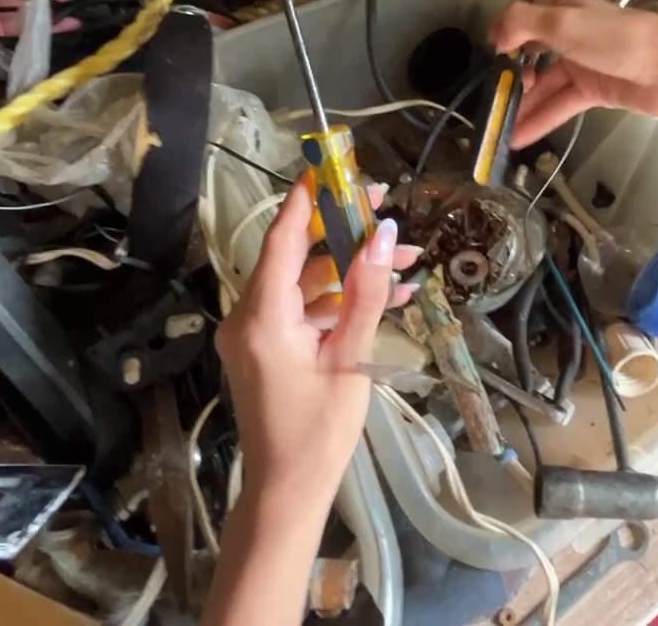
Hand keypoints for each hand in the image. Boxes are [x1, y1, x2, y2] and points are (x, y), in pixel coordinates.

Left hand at [215, 181, 418, 507]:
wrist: (288, 492)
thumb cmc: (318, 431)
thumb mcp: (350, 358)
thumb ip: (365, 294)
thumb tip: (380, 235)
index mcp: (261, 317)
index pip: (281, 238)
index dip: (305, 197)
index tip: (330, 165)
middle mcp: (249, 316)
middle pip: (297, 255)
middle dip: (345, 232)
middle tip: (385, 206)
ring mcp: (257, 332)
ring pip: (308, 281)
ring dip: (354, 270)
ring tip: (408, 258)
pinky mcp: (269, 346)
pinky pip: (305, 308)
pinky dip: (341, 299)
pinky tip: (389, 294)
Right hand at [489, 0, 657, 145]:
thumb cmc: (616, 38)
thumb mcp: (564, 22)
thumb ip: (523, 23)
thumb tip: (496, 37)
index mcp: (565, 9)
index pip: (529, 12)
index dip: (508, 28)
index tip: (490, 50)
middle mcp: (572, 35)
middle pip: (533, 52)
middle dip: (512, 73)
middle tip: (495, 95)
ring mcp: (584, 65)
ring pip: (545, 85)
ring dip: (522, 104)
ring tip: (497, 127)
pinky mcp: (595, 92)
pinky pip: (560, 106)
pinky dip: (541, 120)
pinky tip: (519, 138)